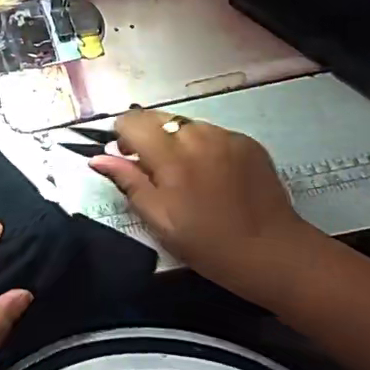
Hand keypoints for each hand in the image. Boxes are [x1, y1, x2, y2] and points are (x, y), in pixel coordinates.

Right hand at [90, 110, 323, 295]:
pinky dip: (202, 146)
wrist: (271, 252)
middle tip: (153, 169)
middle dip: (147, 136)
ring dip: (176, 140)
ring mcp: (226, 136)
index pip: (133, 121)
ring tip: (185, 175)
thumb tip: (98, 158)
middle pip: (159, 118)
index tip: (125, 156)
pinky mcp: (247, 142)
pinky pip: (213, 134)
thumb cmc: (207, 244)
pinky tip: (211, 175)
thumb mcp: (159, 220)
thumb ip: (128, 182)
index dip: (122, 135)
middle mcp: (198, 136)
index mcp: (172, 157)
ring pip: (186, 125)